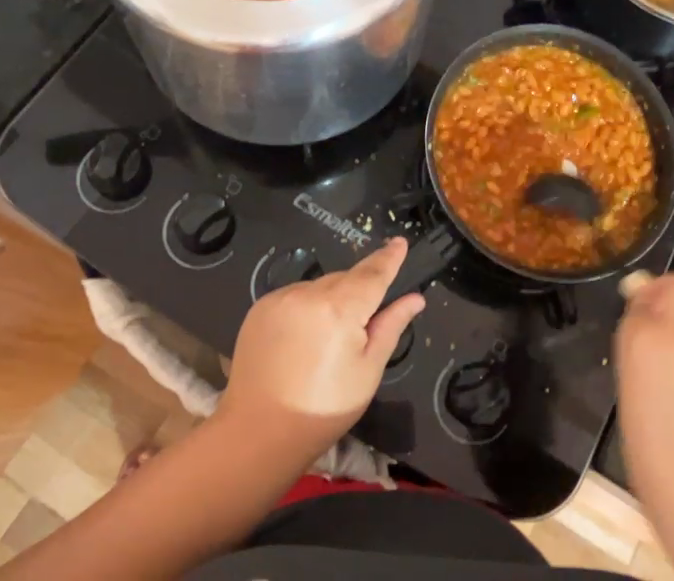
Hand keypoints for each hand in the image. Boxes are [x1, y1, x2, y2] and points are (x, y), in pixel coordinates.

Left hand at [220, 237, 425, 452]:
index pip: (373, 273)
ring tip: (328, 341)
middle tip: (364, 324)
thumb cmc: (325, 408)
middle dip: (359, 292)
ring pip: (319, 287)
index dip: (389, 258)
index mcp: (340, 309)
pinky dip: (306, 307)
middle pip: (345, 280)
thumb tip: (415, 298)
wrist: (259, 431)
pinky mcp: (259, 308)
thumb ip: (391, 326)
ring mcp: (279, 299)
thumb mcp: (368, 370)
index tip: (400, 242)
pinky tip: (303, 340)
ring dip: (331, 300)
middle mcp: (308, 293)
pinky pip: (294, 297)